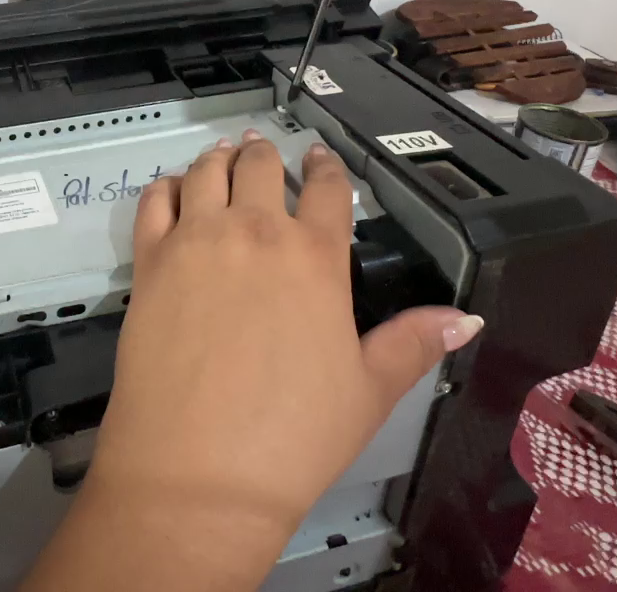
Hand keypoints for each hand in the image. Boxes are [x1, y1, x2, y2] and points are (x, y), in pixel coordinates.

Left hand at [90, 134, 481, 538]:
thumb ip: (415, 342)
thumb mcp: (369, 390)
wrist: (200, 465)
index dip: (327, 167)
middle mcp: (254, 232)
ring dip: (218, 158)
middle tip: (264, 151)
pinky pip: (154, 201)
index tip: (322, 158)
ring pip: (205, 172)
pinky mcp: (149, 258)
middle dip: (267, 155)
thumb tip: (466, 317)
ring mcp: (195, 240)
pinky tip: (172, 189)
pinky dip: (165, 186)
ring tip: (223, 155)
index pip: (328, 189)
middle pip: (260, 166)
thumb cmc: (294, 434)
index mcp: (315, 256)